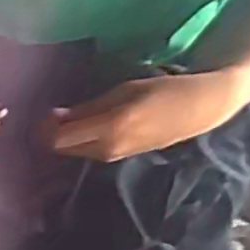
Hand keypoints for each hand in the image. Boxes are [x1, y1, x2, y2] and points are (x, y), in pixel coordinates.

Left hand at [43, 71, 247, 161]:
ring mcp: (111, 156)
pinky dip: (79, 142)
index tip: (47, 114)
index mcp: (109, 127)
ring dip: (66, 138)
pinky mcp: (116, 159)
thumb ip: (88, 107)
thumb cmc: (166, 90)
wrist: (203, 108)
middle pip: (60, 148)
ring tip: (70, 121)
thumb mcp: (125, 91)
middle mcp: (106, 147)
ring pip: (72, 151)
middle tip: (54, 118)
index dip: (46, 128)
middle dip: (51, 134)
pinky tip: (86, 129)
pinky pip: (86, 152)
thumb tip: (56, 116)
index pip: (58, 138)